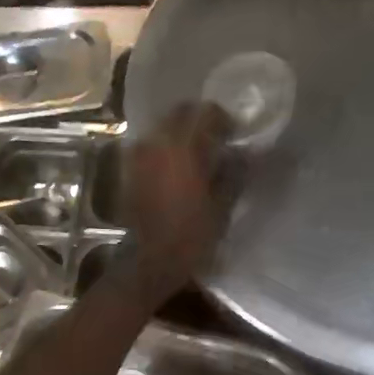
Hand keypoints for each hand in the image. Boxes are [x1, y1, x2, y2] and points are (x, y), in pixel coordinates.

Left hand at [121, 102, 234, 296]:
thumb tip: (243, 154)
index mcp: (184, 147)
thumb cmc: (191, 236)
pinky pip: (149, 148)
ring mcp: (139, 157)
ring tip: (194, 154)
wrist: (151, 262)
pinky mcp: (130, 172)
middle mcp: (158, 143)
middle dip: (198, 121)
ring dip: (178, 134)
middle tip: (215, 139)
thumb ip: (234, 172)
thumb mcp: (222, 206)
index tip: (234, 135)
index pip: (206, 113)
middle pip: (179, 114)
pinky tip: (175, 168)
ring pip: (161, 129)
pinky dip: (163, 150)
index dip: (224, 119)